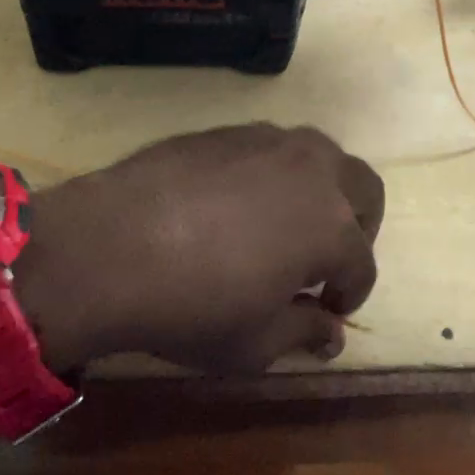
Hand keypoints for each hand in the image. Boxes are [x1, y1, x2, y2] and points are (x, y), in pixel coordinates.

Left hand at [10, 124, 383, 375]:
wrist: (111, 245)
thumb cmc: (194, 305)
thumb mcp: (255, 343)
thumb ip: (304, 331)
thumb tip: (332, 334)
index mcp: (332, 225)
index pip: (361, 263)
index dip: (352, 293)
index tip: (330, 311)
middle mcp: (311, 171)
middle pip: (362, 188)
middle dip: (359, 225)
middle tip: (328, 260)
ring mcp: (267, 141)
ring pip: (318, 155)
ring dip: (318, 190)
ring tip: (287, 225)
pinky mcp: (226, 131)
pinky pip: (268, 148)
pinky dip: (272, 175)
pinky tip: (237, 204)